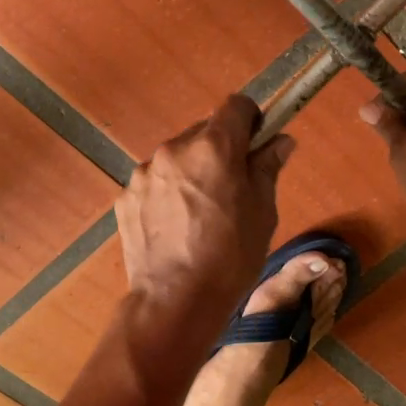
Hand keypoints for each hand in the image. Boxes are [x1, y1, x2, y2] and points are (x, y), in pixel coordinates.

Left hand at [117, 95, 294, 311]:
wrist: (174, 300)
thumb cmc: (231, 257)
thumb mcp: (263, 212)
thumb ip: (267, 167)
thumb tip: (280, 140)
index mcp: (213, 147)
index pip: (235, 106)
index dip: (250, 119)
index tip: (256, 140)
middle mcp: (173, 149)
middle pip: (203, 132)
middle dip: (219, 150)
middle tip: (231, 187)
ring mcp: (144, 173)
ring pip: (175, 158)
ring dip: (190, 172)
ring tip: (199, 214)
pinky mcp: (125, 197)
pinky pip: (153, 183)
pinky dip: (166, 194)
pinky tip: (174, 227)